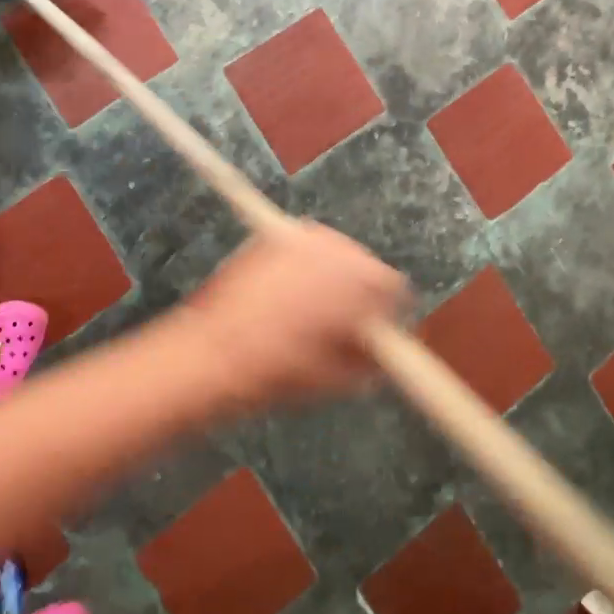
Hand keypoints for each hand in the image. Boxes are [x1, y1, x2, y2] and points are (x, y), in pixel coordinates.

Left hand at [180, 219, 408, 412]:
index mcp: (363, 279)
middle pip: (363, 265)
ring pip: (332, 254)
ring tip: (309, 311)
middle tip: (340, 324)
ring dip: (329, 276)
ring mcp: (301, 236)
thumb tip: (381, 354)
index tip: (376, 333)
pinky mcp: (271, 235)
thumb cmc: (281, 368)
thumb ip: (375, 360)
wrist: (218, 351)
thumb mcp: (342, 377)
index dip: (386, 315)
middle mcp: (337, 247)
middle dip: (356, 291)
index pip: (396, 289)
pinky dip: (300, 267)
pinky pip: (300, 249)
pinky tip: (285, 296)